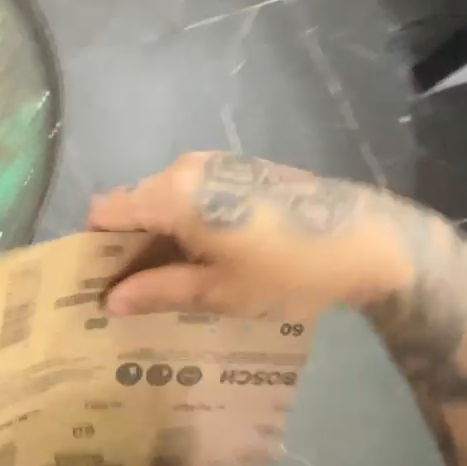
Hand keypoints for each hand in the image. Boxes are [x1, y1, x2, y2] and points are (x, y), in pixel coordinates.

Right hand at [86, 152, 416, 317]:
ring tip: (174, 277)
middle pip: (132, 203)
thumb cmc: (288, 271)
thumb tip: (109, 301)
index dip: (95, 245)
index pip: (104, 211)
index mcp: (173, 195)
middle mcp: (185, 168)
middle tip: (137, 289)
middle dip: (127, 243)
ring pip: (162, 198)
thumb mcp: (219, 292)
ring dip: (158, 233)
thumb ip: (158, 291)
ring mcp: (214, 164)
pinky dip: (184, 221)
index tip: (102, 280)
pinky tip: (208, 255)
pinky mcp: (238, 167)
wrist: (371, 241)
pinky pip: (191, 192)